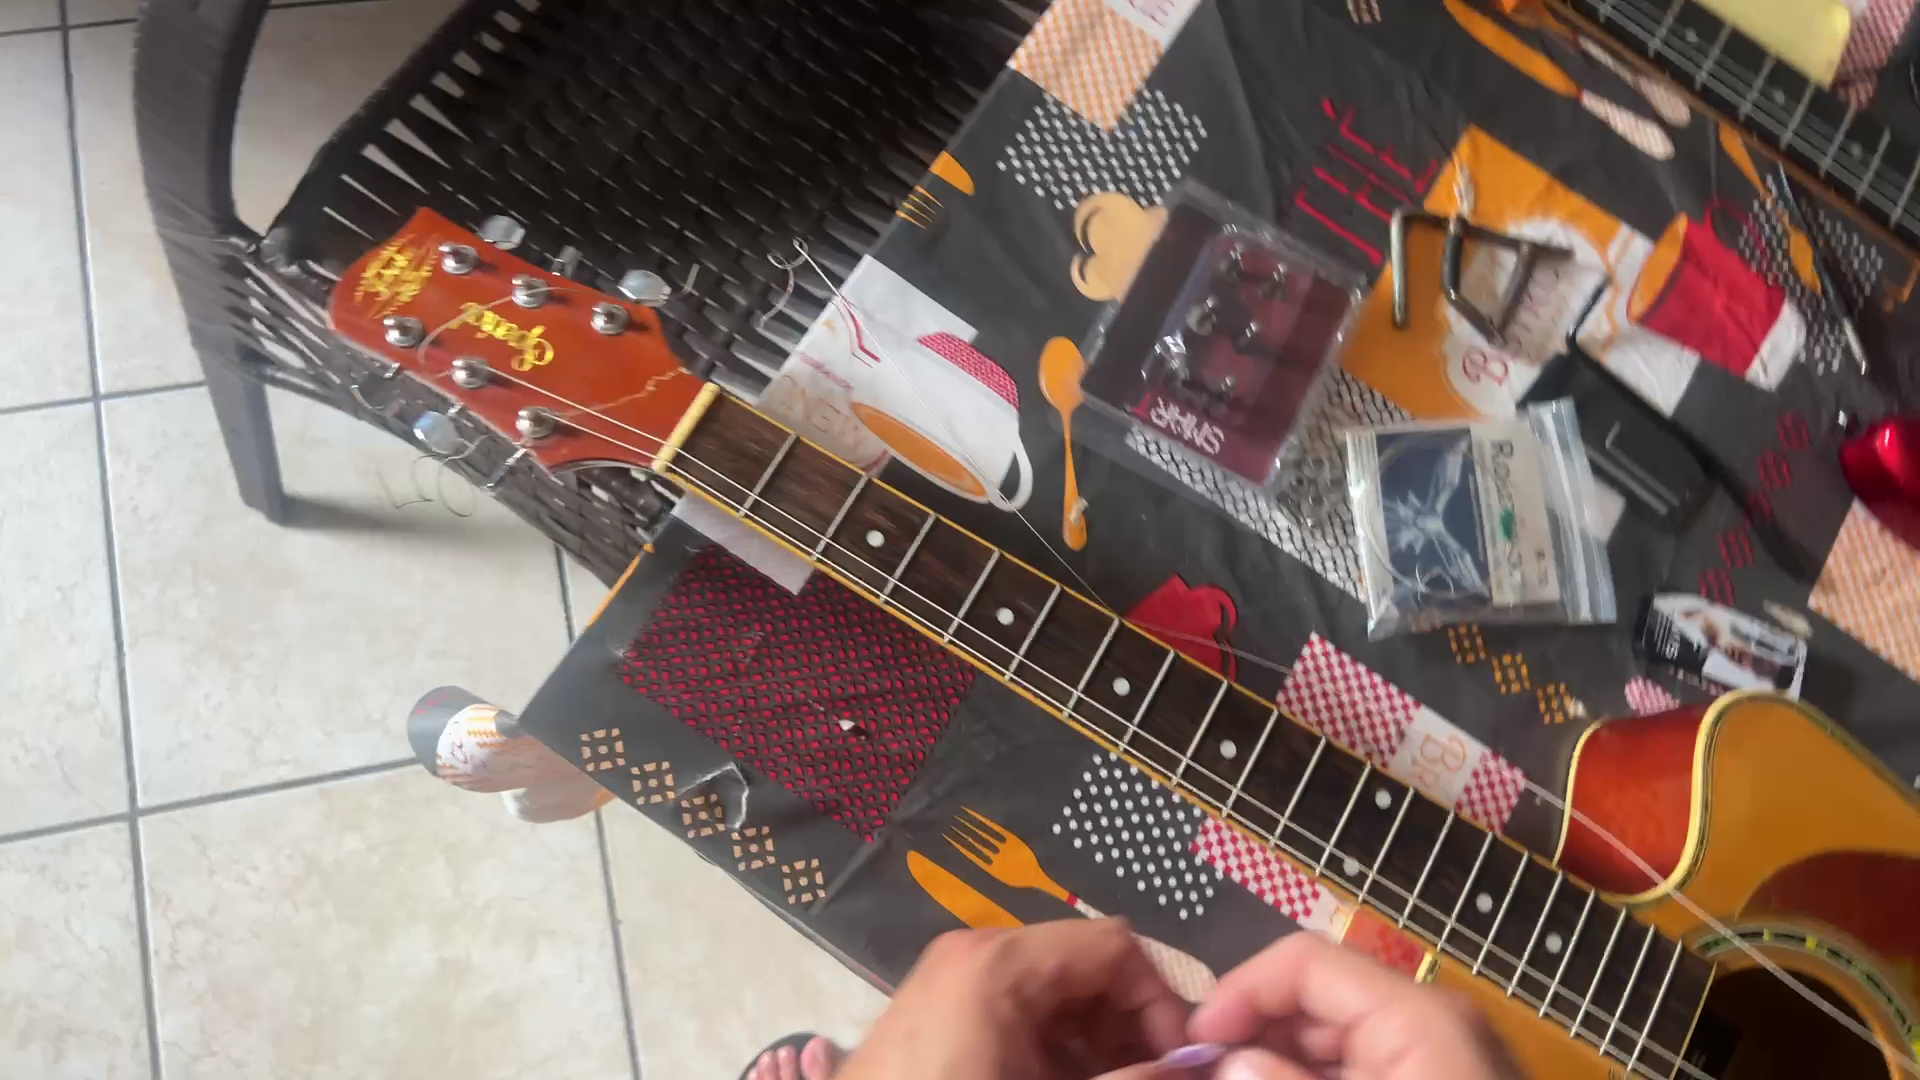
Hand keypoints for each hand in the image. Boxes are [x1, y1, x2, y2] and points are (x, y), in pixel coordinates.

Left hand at [836, 919, 1189, 1079]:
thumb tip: (1207, 1064)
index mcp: (1000, 961)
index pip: (1112, 944)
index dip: (1160, 1000)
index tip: (1182, 1065)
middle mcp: (977, 950)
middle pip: (1084, 966)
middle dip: (1129, 1028)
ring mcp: (953, 976)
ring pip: (1055, 993)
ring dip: (1095, 1045)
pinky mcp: (942, 1007)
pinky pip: (1019, 1012)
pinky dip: (1055, 1050)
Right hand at [1188, 932, 1520, 1079]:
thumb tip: (1226, 1063)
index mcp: (1414, 1015)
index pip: (1304, 962)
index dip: (1242, 989)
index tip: (1199, 1039)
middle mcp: (1426, 1022)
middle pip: (1315, 1000)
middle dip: (1258, 1035)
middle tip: (1210, 1075)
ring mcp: (1436, 1059)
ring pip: (1331, 1040)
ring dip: (1281, 1065)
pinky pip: (1358, 1070)